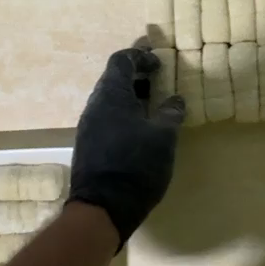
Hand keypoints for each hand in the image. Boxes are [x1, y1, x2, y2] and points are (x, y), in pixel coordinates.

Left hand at [68, 48, 184, 246]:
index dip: (141, 56)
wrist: (102, 209)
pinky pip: (107, 116)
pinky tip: (141, 128)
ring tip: (154, 105)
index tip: (160, 64)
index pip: (121, 60)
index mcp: (112, 95)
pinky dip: (124, 113)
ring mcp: (89, 126)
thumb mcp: (163, 137)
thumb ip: (171, 112)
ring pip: (110, 99)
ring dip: (131, 96)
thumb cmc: (136, 165)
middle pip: (114, 77)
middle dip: (137, 75)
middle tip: (160, 80)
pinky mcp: (88, 145)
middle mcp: (96, 105)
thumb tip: (176, 99)